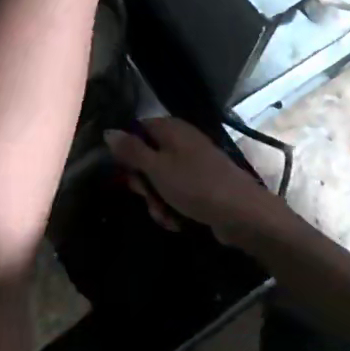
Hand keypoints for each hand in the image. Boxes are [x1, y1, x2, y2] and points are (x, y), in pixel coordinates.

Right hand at [105, 117, 290, 242]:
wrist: (241, 213)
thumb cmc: (195, 185)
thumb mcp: (157, 168)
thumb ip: (131, 150)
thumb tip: (108, 130)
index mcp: (171, 129)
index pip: (137, 130)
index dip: (127, 152)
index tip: (125, 173)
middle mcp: (181, 141)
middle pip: (146, 158)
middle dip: (143, 185)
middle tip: (148, 197)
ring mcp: (192, 163)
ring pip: (159, 181)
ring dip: (157, 202)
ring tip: (167, 216)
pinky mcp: (200, 185)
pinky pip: (176, 193)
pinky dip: (173, 208)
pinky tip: (178, 222)